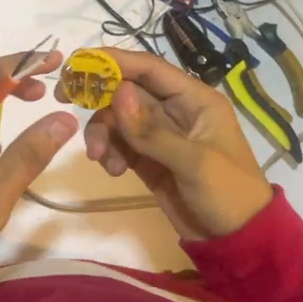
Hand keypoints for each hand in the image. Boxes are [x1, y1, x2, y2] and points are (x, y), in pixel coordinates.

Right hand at [58, 48, 272, 239]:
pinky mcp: (147, 160)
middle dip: (100, 103)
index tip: (79, 63)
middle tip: (65, 102)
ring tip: (101, 160)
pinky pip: (119, 145)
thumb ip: (152, 131)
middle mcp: (175, 111)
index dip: (115, 61)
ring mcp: (159, 137)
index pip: (150, 68)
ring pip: (118, 121)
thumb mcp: (194, 162)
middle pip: (126, 93)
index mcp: (195, 100)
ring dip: (103, 135)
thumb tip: (118, 92)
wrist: (236, 240)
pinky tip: (112, 171)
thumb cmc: (228, 192)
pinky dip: (109, 153)